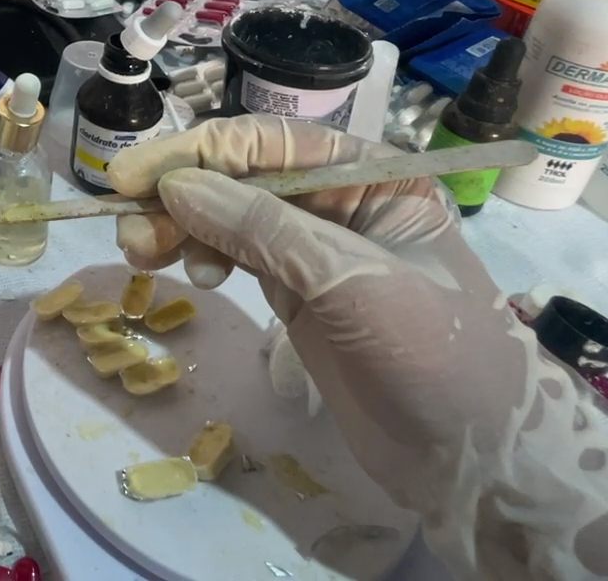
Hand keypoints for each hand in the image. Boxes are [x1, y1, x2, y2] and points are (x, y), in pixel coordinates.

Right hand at [107, 116, 607, 580]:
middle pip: (234, 175)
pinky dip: (199, 253)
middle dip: (176, 195)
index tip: (129, 176)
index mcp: (365, 175)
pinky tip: (193, 275)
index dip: (191, 152)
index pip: (263, 141)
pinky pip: (229, 249)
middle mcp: (333, 198)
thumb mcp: (349, 283)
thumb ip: (259, 228)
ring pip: (223, 212)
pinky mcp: (292, 284)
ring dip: (177, 226)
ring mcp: (310, 243)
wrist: (478, 466)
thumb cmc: (434, 360)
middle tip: (128, 232)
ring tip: (142, 256)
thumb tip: (174, 185)